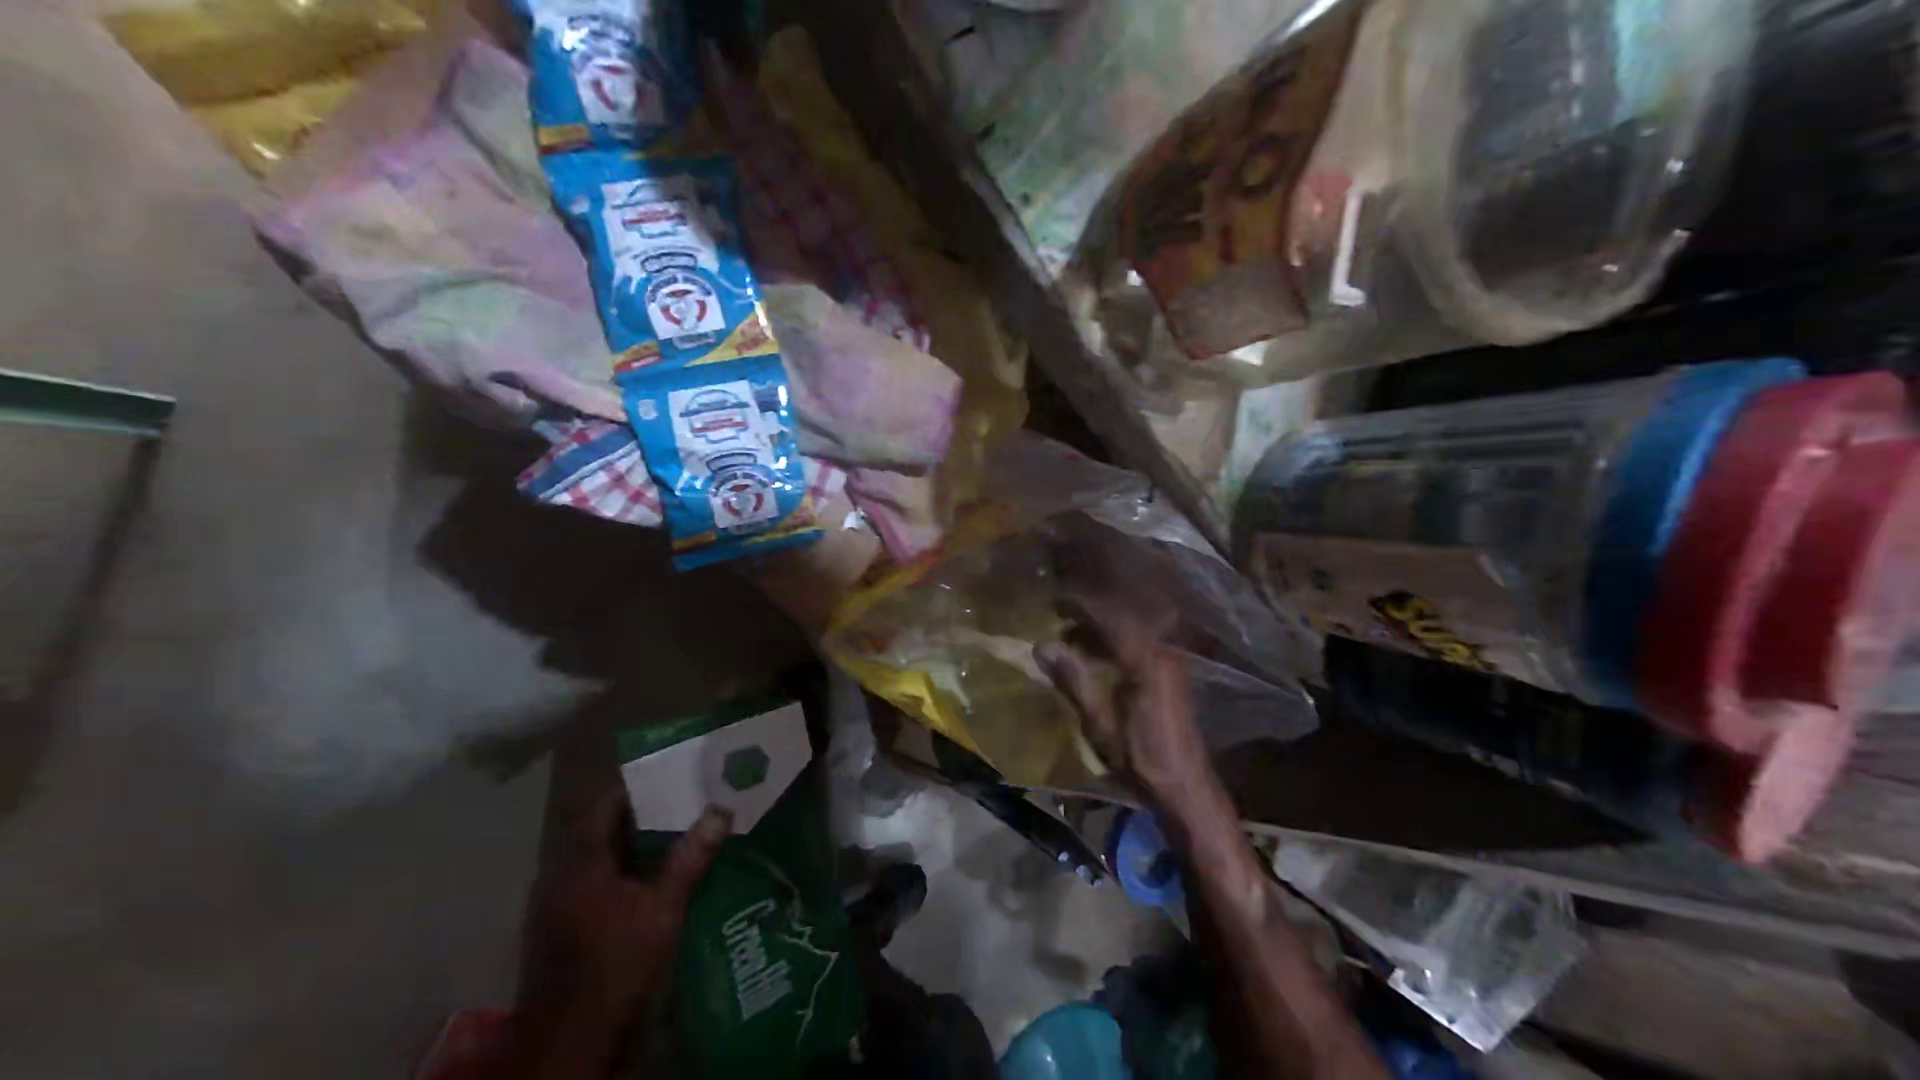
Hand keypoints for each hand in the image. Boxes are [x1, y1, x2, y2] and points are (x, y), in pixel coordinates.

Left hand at [513, 789, 731, 1075]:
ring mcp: (554, 909)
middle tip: (680, 804)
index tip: (665, 773)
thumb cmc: (617, 966)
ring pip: (596, 862)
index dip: (631, 786)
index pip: (601, 807)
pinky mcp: (558, 935)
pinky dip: (619, 876)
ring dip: (629, 848)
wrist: (570, 1043)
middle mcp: (560, 879)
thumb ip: (689, 859)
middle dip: (638, 817)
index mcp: (581, 865)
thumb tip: (719, 810)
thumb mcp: (663, 910)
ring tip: (671, 839)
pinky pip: (591, 887)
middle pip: (599, 833)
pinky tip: (648, 886)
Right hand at [1036, 595, 1216, 812]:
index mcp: (1145, 659)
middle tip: (1061, 618)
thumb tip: (1042, 645)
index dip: (1080, 605)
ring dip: (1103, 629)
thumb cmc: (1141, 758)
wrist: (1186, 788)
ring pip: (1133, 630)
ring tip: (1073, 641)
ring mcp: (1171, 662)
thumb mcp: (1100, 722)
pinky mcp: (1172, 674)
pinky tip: (1098, 660)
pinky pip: (1141, 644)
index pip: (1109, 617)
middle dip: (1090, 614)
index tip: (1055, 601)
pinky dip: (1116, 643)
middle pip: (1123, 618)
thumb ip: (1073, 679)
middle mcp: (1162, 652)